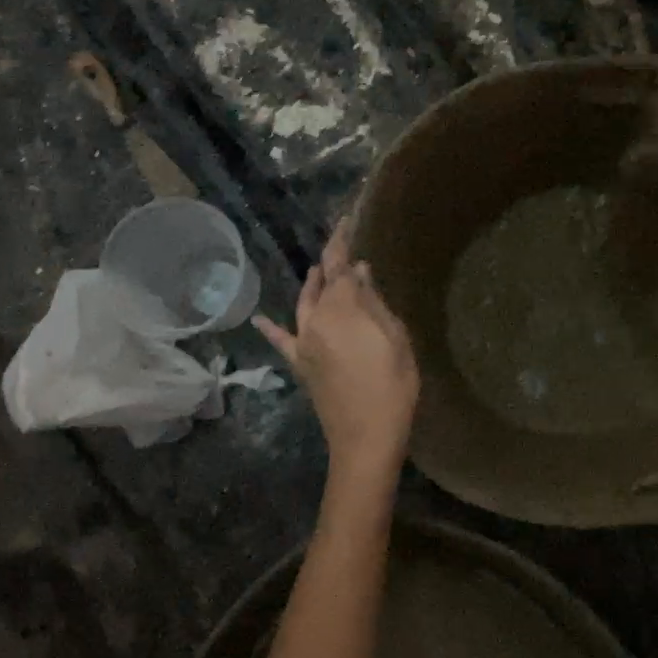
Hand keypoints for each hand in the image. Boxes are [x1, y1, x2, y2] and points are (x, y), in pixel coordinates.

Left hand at [255, 220, 419, 492]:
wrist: (366, 438)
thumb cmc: (392, 387)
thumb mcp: (396, 339)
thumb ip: (374, 302)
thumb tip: (359, 273)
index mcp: (341, 309)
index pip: (340, 265)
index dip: (342, 241)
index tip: (347, 219)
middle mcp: (315, 319)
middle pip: (321, 282)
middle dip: (330, 261)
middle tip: (343, 243)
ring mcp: (304, 343)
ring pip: (304, 304)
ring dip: (312, 285)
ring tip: (319, 270)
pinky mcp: (300, 365)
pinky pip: (282, 341)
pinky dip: (272, 328)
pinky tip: (261, 317)